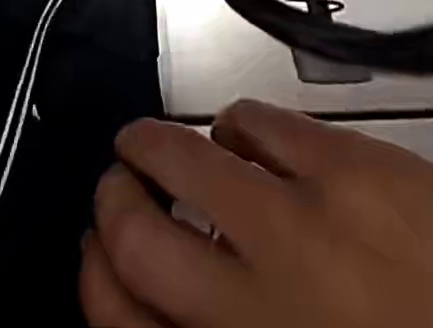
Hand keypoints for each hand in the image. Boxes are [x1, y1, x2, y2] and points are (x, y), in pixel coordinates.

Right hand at [80, 99, 432, 327]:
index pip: (120, 317)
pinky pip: (249, 124)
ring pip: (180, 157)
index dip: (95, 272)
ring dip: (151, 144)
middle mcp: (257, 301)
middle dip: (110, 200)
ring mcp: (297, 223)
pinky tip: (239, 139)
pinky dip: (230, 126)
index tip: (96, 248)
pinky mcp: (338, 164)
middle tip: (116, 183)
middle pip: (134, 232)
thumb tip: (159, 294)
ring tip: (151, 143)